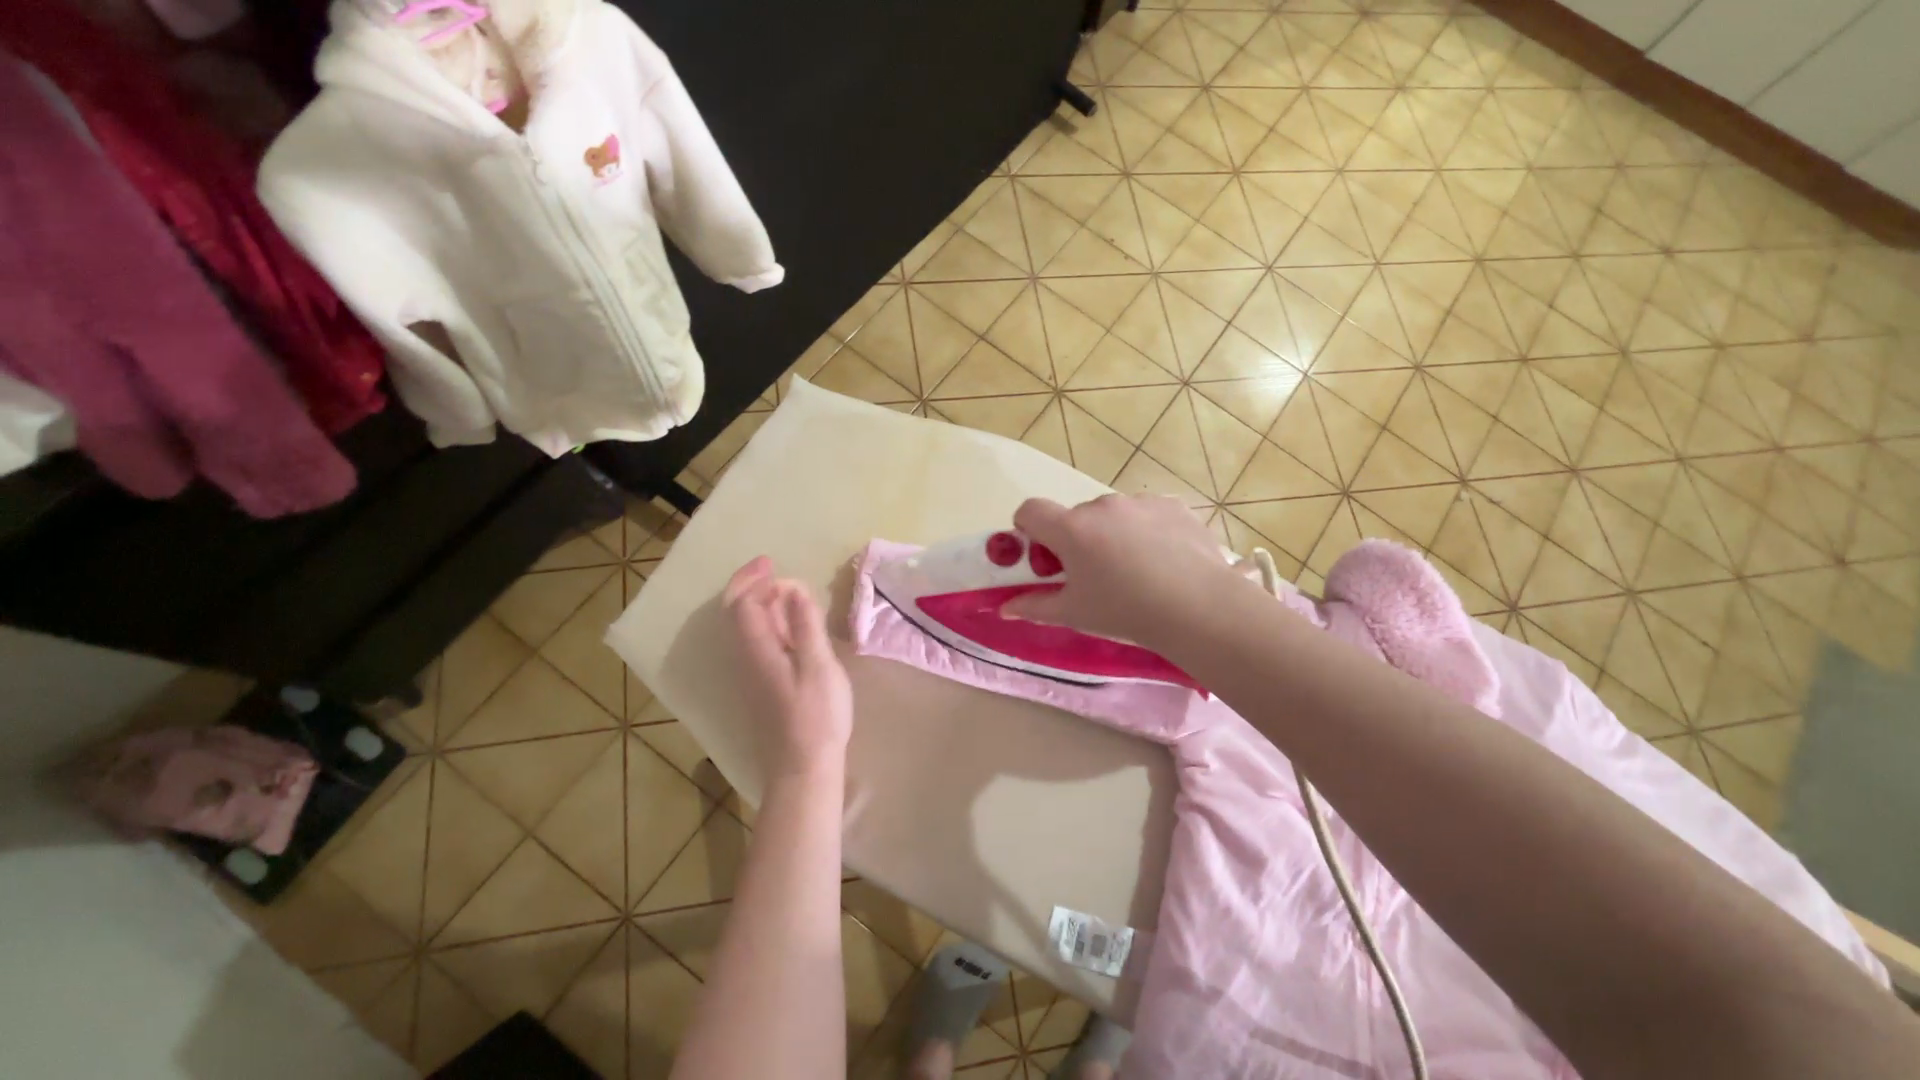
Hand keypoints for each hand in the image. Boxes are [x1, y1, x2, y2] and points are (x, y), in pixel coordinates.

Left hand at [723, 556, 852, 781]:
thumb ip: (805, 625)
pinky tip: (790, 630)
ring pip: (744, 630)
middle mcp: (745, 660)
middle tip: (770, 569)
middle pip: (736, 614)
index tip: (772, 563)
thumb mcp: (819, 666)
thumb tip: (792, 588)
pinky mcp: (760, 690)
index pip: (742, 603)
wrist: (802, 769)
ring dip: (759, 605)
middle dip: (749, 586)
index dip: (754, 579)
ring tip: (785, 594)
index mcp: (757, 650)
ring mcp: (750, 677)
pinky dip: (768, 625)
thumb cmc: (815, 717)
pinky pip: (756, 644)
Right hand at [1001, 495, 1242, 650]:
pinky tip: (1165, 562)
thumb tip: (1005, 608)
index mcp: (1071, 529)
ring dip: (1114, 535)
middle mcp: (1102, 506)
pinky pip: (1148, 515)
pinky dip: (1148, 532)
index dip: (1028, 529)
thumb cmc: (1126, 612)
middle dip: (1078, 540)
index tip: (1042, 555)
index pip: (1030, 510)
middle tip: (1095, 576)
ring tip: (1138, 571)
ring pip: (1114, 515)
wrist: (1199, 607)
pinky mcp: (1173, 506)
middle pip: (1076, 517)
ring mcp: (1140, 502)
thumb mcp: (1075, 614)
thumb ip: (1034, 606)